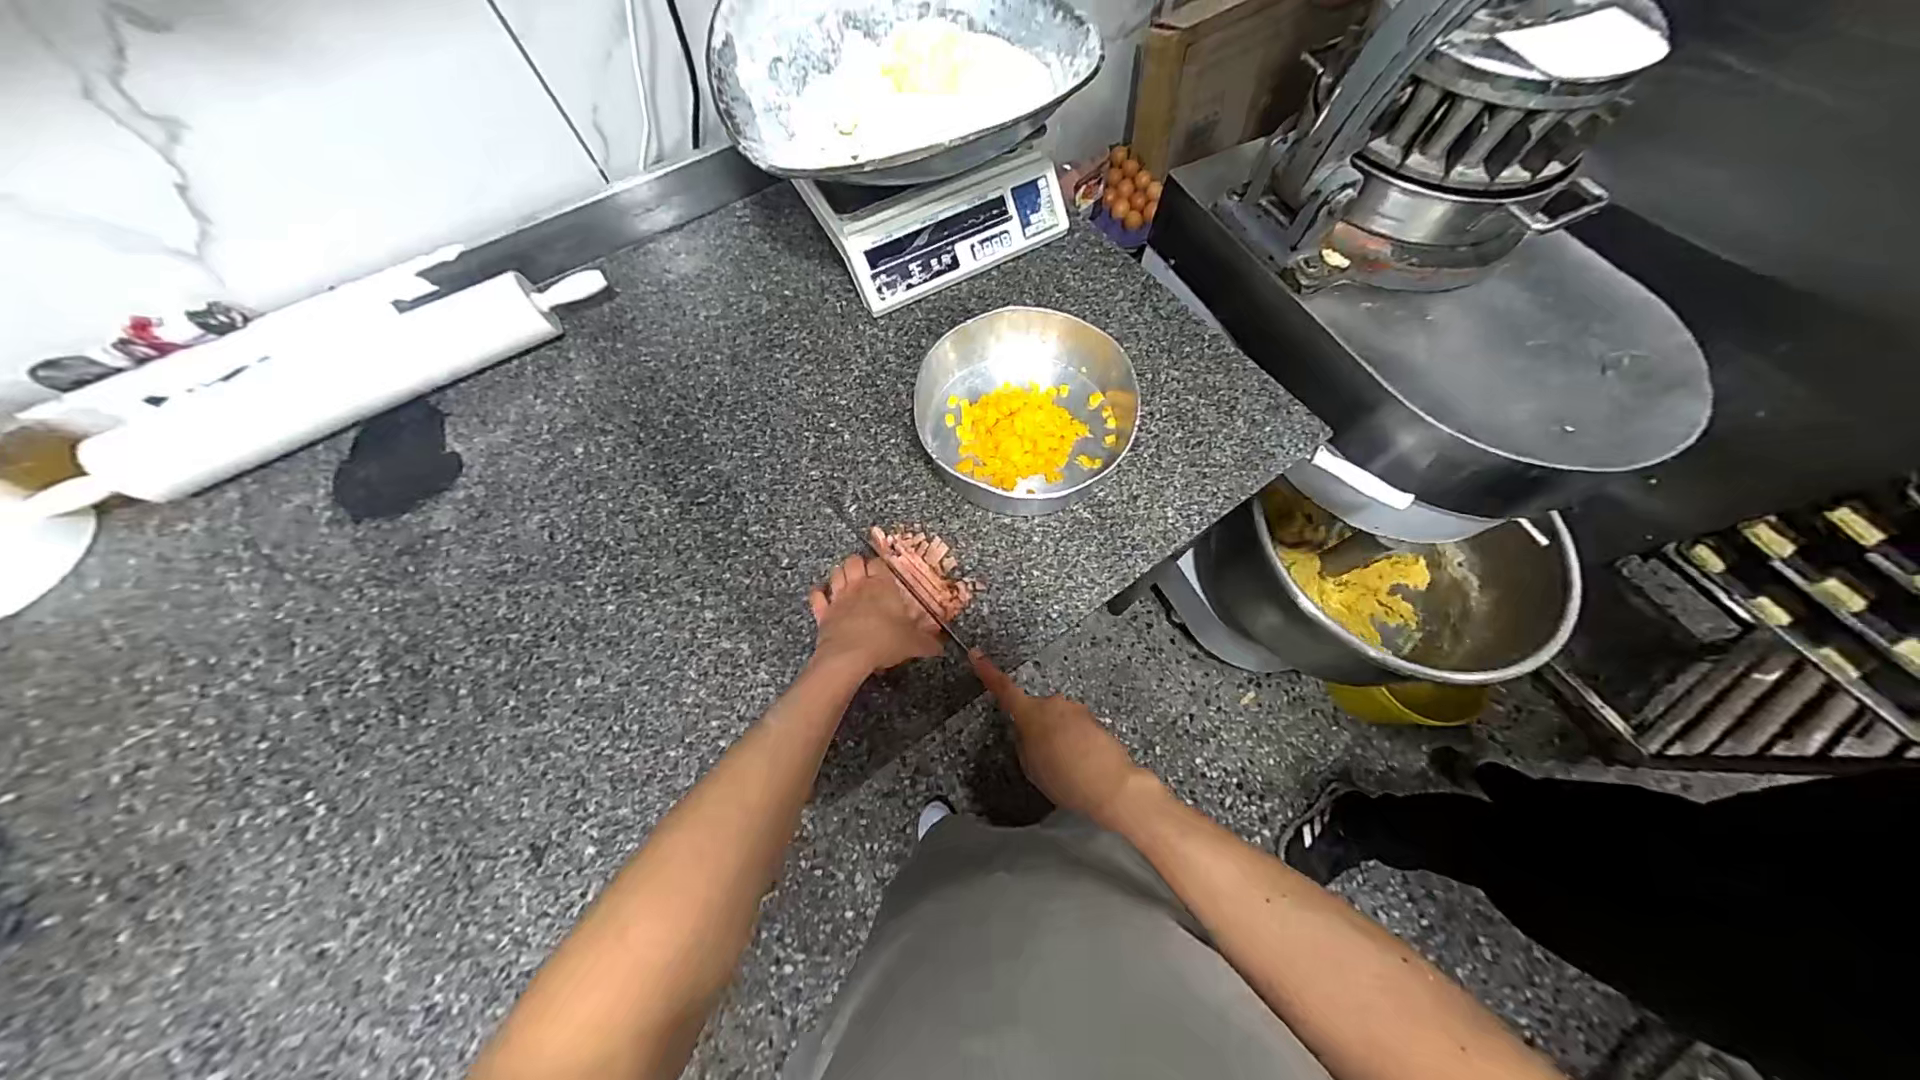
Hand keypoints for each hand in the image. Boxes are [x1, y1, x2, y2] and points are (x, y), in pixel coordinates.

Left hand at [808, 554, 941, 675]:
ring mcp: (838, 598)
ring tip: (847, 579)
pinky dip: (819, 592)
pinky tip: (823, 594)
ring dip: (841, 573)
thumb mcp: (913, 644)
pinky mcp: (823, 613)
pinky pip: (816, 595)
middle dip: (859, 564)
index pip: (879, 563)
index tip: (887, 572)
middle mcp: (858, 586)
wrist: (848, 657)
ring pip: (836, 573)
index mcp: (882, 586)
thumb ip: (928, 643)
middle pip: (854, 561)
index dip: (882, 565)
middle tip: (866, 575)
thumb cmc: (884, 642)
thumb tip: (941, 647)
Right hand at [970, 650, 1152, 827]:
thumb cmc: (1066, 779)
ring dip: (1058, 737)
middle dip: (1036, 729)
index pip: (1003, 688)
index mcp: (1031, 713)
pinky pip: (1076, 728)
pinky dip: (1075, 743)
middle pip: (1036, 711)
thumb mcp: (1031, 766)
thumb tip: (1028, 734)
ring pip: (1058, 720)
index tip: (976, 655)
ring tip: (1065, 767)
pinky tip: (1080, 765)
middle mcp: (1054, 704)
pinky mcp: (1094, 719)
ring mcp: (1076, 710)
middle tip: (1042, 758)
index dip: (987, 671)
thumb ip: (1024, 742)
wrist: (1110, 786)